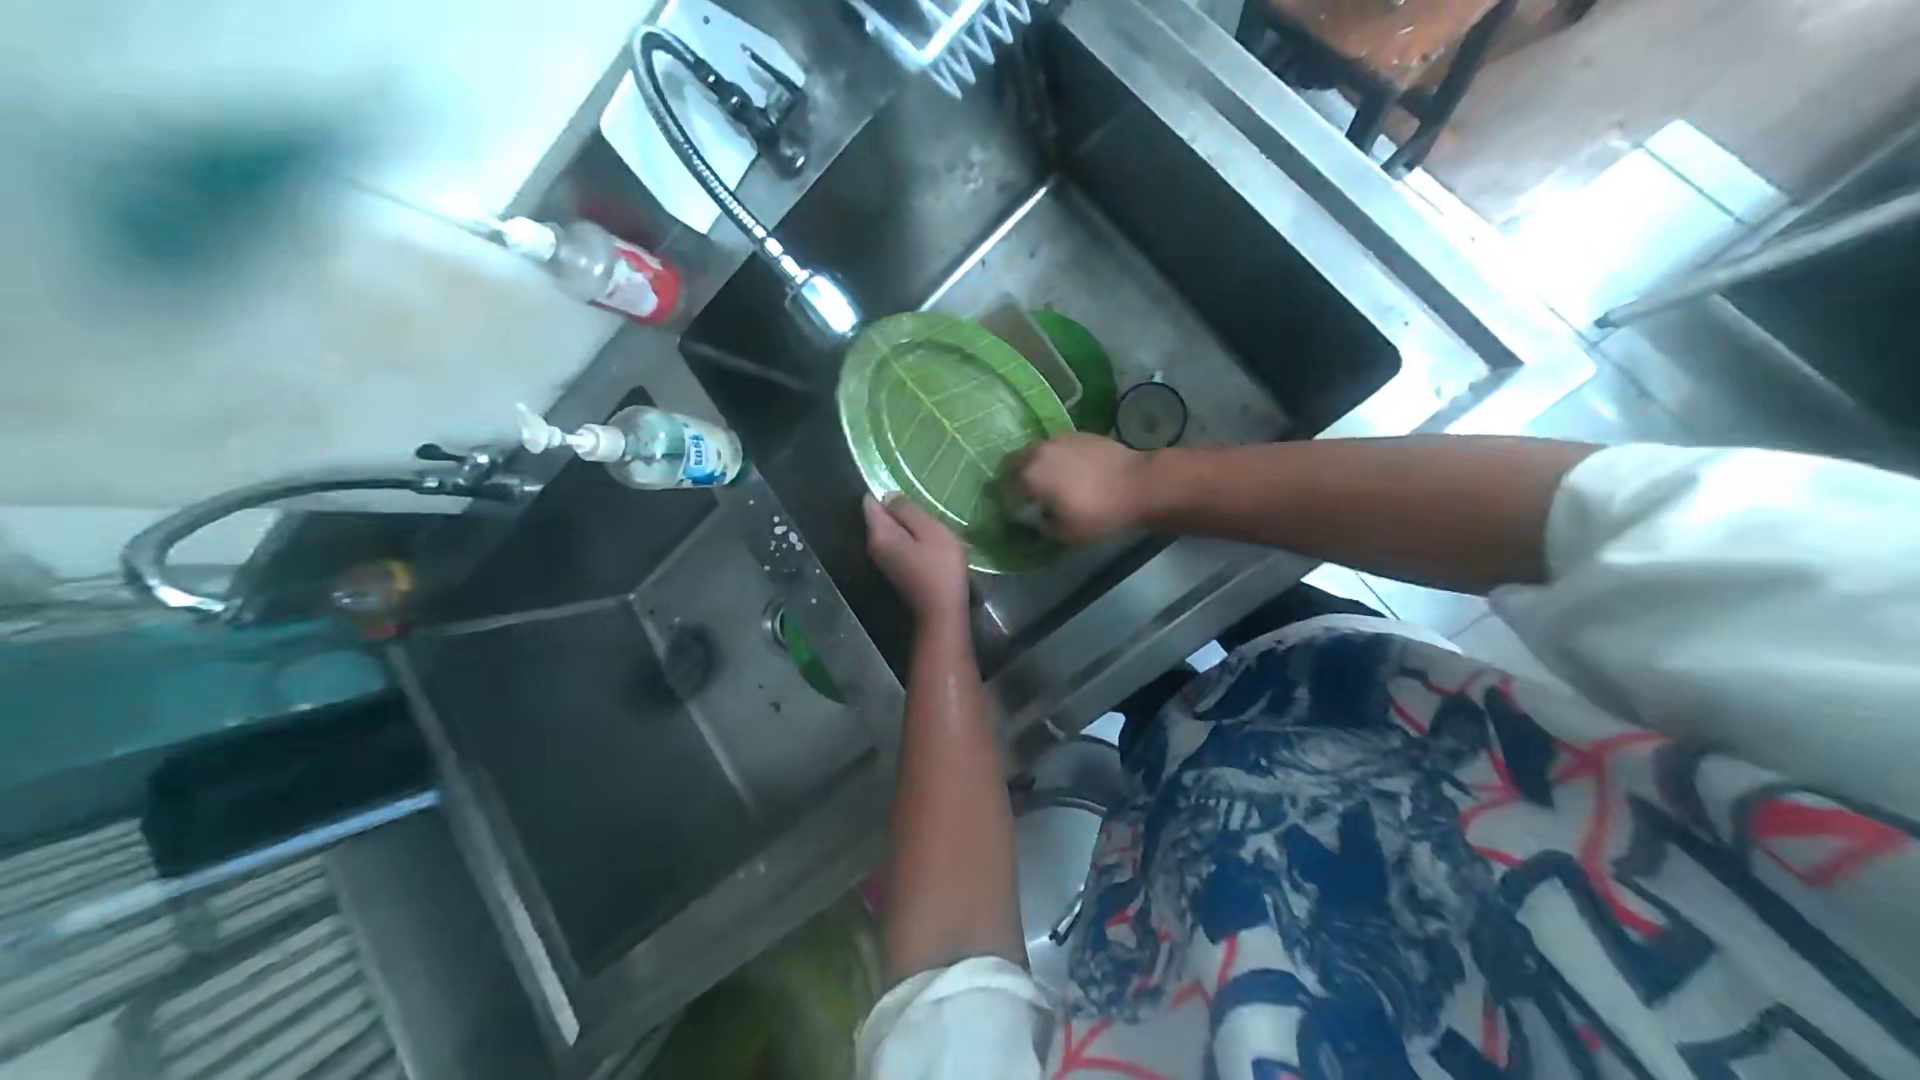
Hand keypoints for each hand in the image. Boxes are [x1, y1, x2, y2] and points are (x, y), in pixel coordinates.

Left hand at [864, 495, 968, 623]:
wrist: (942, 611)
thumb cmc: (940, 568)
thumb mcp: (929, 531)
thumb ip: (907, 510)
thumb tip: (888, 494)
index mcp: (879, 534)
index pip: (870, 502)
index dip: (887, 491)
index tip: (908, 489)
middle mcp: (874, 547)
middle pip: (880, 517)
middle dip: (899, 508)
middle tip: (924, 504)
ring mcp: (884, 561)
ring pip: (891, 531)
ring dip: (908, 524)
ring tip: (930, 520)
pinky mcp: (896, 570)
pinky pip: (899, 544)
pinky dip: (911, 538)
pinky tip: (929, 540)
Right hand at [1010, 434, 1155, 543]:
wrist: (1139, 483)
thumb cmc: (1098, 513)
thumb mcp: (1065, 533)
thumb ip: (1041, 525)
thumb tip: (1036, 517)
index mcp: (1028, 475)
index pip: (1004, 486)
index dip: (1009, 500)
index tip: (1018, 511)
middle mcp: (1038, 451)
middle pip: (1015, 462)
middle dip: (1017, 477)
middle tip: (1029, 495)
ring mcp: (1058, 439)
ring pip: (1036, 452)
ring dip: (1037, 465)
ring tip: (1052, 482)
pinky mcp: (1079, 433)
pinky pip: (1057, 447)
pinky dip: (1057, 458)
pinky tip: (1072, 472)